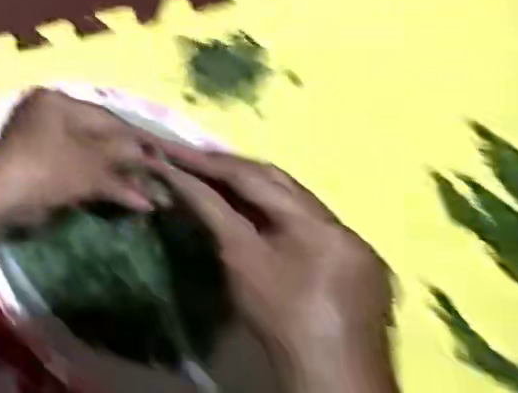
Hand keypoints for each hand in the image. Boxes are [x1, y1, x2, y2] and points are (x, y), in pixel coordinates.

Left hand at [0, 88, 166, 224]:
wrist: (4, 194)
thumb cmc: (49, 167)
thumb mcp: (93, 161)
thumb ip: (125, 156)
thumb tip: (153, 157)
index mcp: (56, 101)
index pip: (107, 118)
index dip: (141, 139)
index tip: (170, 157)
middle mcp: (47, 113)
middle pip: (100, 136)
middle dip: (132, 160)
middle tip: (165, 179)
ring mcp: (41, 137)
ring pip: (90, 155)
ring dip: (121, 176)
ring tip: (155, 195)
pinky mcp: (40, 161)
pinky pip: (78, 168)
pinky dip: (102, 182)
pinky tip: (132, 200)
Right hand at [155, 148, 396, 392]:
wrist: (331, 382)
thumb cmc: (281, 315)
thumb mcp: (238, 254)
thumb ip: (206, 205)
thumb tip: (167, 169)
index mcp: (324, 225)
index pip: (254, 177)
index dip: (205, 161)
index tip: (165, 148)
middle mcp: (346, 230)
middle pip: (276, 183)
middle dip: (227, 168)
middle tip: (183, 158)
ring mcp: (353, 251)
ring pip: (289, 201)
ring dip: (246, 188)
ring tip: (203, 178)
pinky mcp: (350, 269)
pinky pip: (301, 224)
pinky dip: (265, 211)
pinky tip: (238, 210)